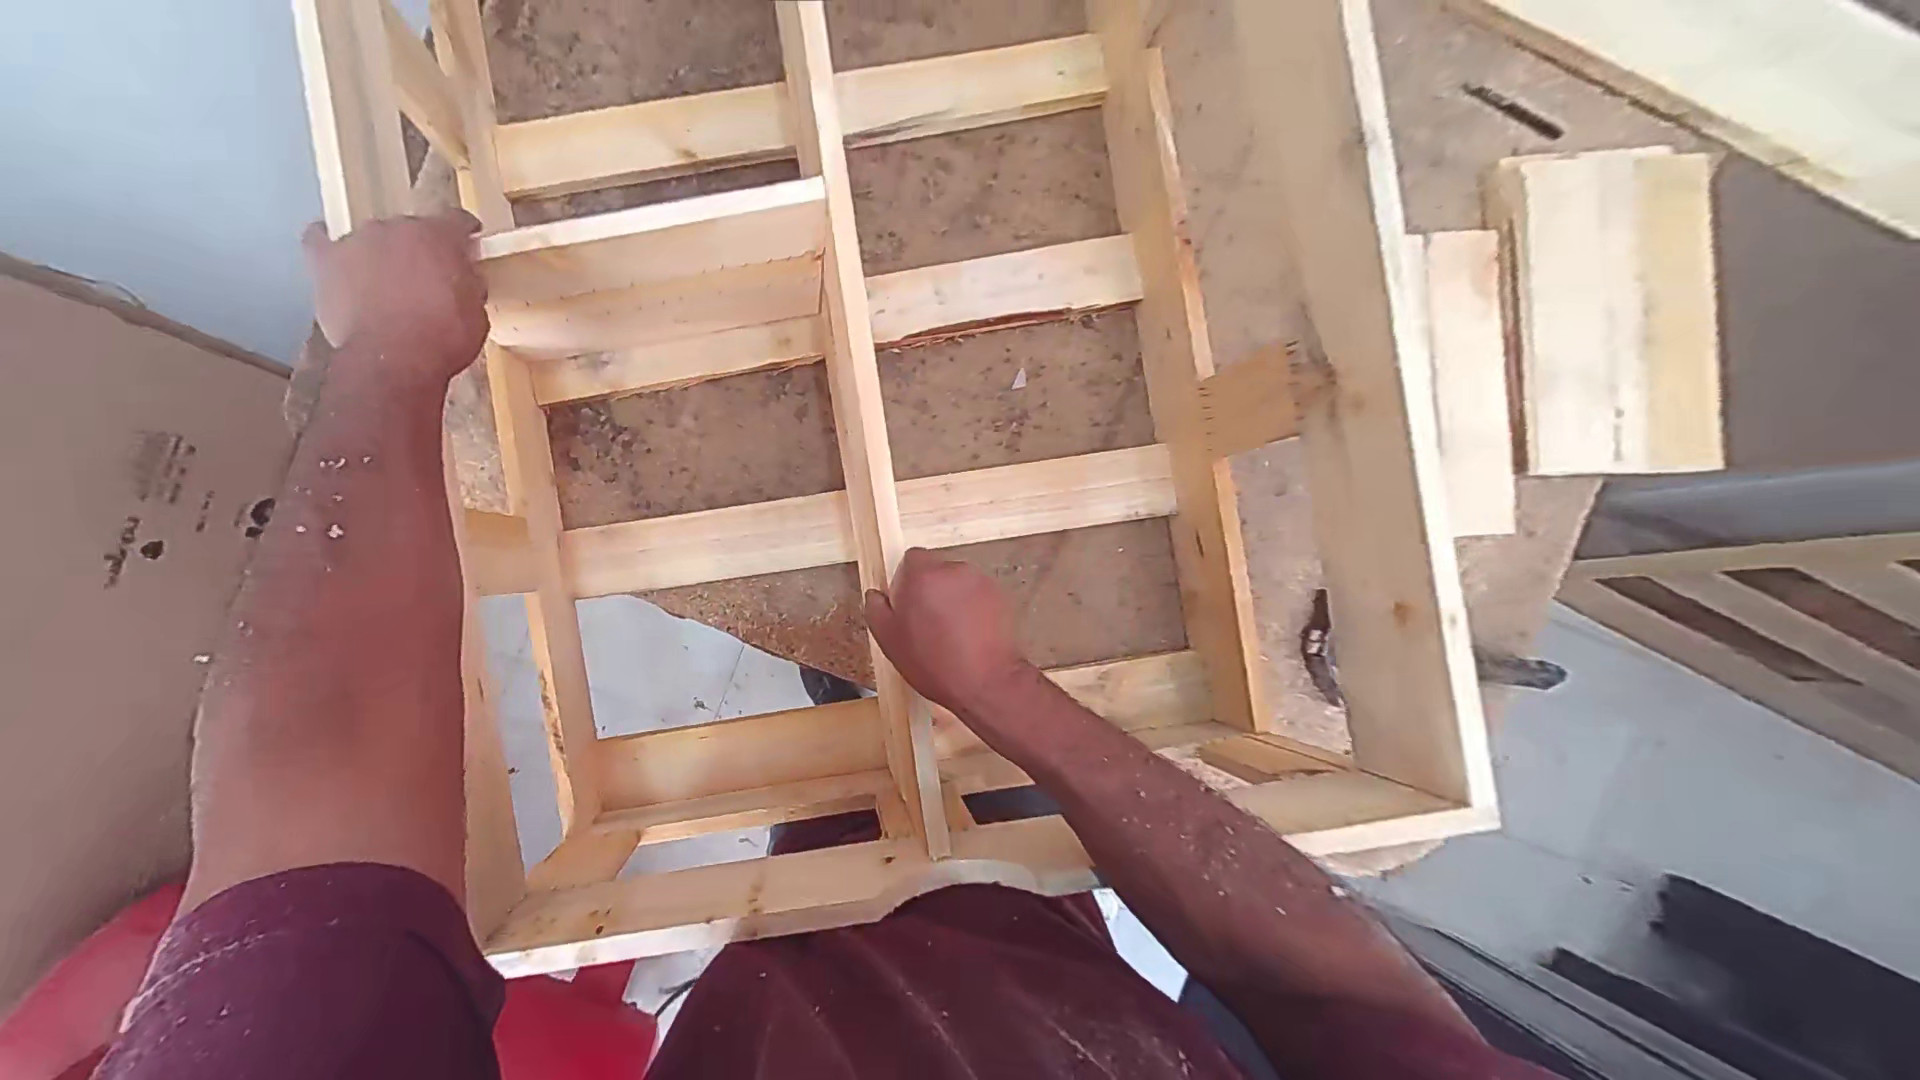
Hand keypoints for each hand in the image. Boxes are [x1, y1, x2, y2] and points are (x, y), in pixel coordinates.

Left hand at [301, 211, 488, 389]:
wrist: (395, 359)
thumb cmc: (444, 338)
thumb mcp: (476, 313)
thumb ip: (469, 284)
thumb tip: (463, 275)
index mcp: (437, 238)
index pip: (455, 219)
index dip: (465, 231)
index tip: (470, 241)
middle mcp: (393, 228)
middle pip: (411, 229)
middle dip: (424, 249)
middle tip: (434, 276)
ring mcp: (354, 241)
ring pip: (374, 238)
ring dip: (386, 254)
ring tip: (394, 282)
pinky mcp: (323, 260)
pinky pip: (320, 240)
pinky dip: (331, 246)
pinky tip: (341, 257)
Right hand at [864, 549, 1037, 720]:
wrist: (986, 681)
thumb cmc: (936, 663)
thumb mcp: (889, 640)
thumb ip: (876, 609)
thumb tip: (876, 595)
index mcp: (922, 573)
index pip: (910, 559)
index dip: (906, 582)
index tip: (907, 607)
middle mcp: (953, 569)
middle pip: (935, 570)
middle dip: (930, 591)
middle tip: (927, 625)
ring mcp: (980, 580)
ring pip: (957, 583)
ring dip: (952, 600)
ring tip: (950, 634)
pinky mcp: (1000, 594)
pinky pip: (977, 595)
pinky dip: (972, 609)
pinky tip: (968, 636)